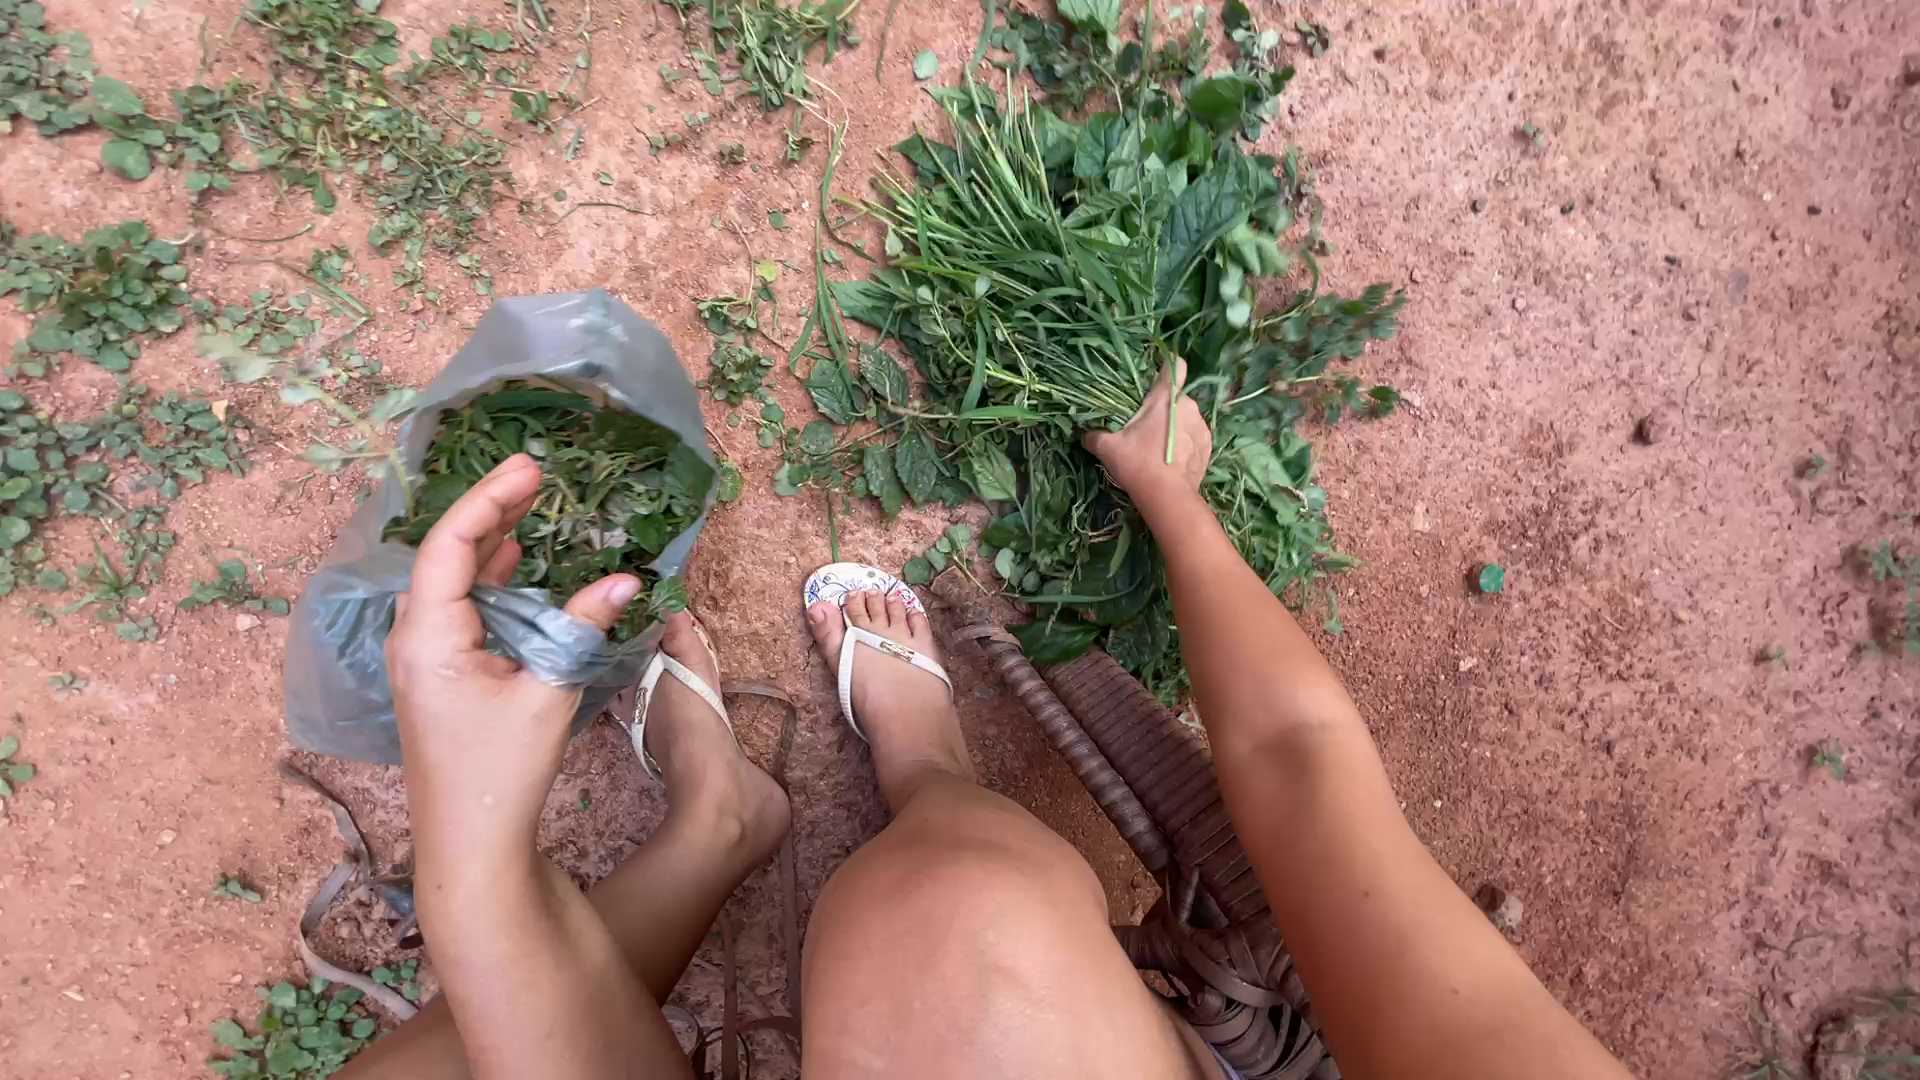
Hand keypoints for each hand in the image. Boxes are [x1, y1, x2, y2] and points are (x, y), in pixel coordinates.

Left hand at [385, 454, 642, 873]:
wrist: (472, 840)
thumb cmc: (502, 769)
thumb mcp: (549, 690)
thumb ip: (583, 626)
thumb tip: (628, 578)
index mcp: (429, 637)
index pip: (451, 547)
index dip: (488, 500)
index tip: (529, 468)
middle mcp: (417, 638)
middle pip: (449, 556)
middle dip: (492, 510)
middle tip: (535, 474)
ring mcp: (429, 656)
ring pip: (458, 580)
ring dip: (494, 541)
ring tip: (531, 504)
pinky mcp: (447, 672)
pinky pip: (469, 607)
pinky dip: (497, 577)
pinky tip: (522, 563)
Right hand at [1082, 358, 1211, 506]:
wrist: (1167, 497)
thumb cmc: (1138, 463)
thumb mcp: (1108, 448)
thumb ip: (1094, 436)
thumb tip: (1083, 434)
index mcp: (1166, 398)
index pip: (1175, 367)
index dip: (1167, 367)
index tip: (1156, 375)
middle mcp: (1188, 407)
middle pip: (1176, 399)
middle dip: (1163, 409)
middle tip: (1145, 428)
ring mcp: (1201, 428)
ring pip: (1186, 419)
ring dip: (1174, 427)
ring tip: (1158, 448)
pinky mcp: (1207, 448)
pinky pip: (1194, 438)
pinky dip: (1184, 445)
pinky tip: (1170, 460)